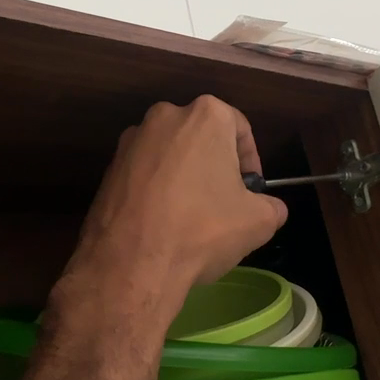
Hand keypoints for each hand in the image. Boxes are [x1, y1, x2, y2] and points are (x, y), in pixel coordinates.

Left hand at [61, 96, 288, 315]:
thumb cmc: (202, 229)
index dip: (251, 161)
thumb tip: (269, 209)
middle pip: (202, 138)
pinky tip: (162, 224)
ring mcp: (131, 141)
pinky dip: (156, 191)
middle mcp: (165, 116)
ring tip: (191, 217)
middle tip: (224, 203)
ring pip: (171, 155)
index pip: (240, 128)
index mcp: (206, 115)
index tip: (251, 191)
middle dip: (215, 167)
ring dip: (184, 178)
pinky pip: (144, 174)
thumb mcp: (259, 222)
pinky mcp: (108, 168)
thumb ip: (272, 206)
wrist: (131, 264)